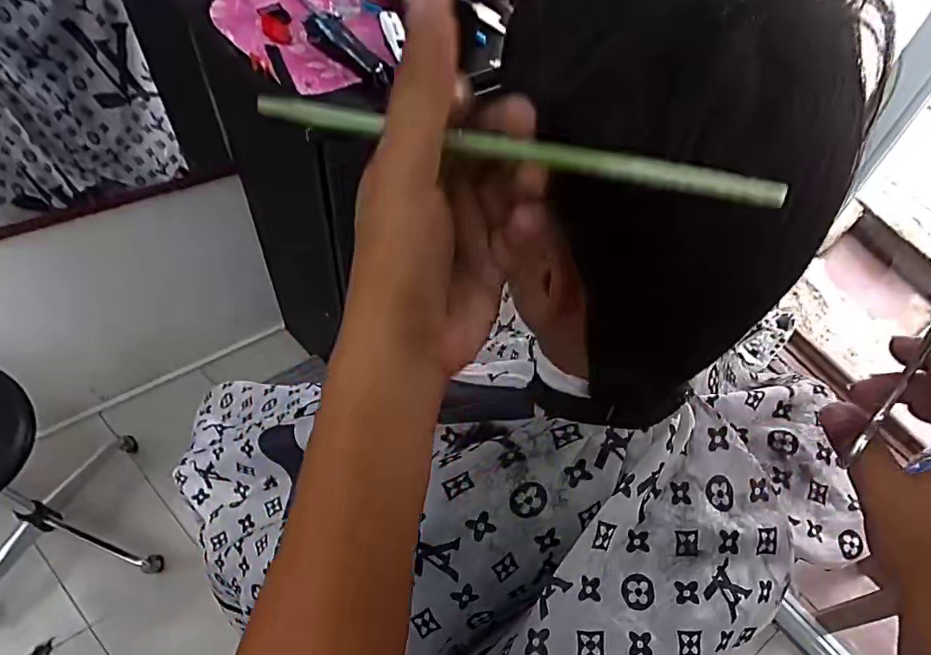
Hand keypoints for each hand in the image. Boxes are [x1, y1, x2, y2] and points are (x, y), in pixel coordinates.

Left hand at [339, 0, 543, 376]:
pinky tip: (523, 232)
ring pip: (507, 190)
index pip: (448, 114)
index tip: (502, 101)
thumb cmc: (400, 257)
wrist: (411, 345)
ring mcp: (467, 231)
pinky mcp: (492, 265)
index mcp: (407, 163)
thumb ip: (424, 92)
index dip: (477, 103)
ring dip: (522, 187)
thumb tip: (431, 0)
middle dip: (510, 143)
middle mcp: (438, 192)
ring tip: (530, 194)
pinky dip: (523, 229)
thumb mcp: (406, 168)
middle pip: (486, 150)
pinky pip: (516, 233)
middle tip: (531, 136)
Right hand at [818, 338, 930, 618]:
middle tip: (863, 389)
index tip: (895, 347)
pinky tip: (888, 430)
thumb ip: (859, 446)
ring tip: (867, 406)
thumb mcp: (886, 496)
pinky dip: (920, 427)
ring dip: (914, 405)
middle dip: (913, 385)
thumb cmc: (925, 557)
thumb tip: (832, 411)